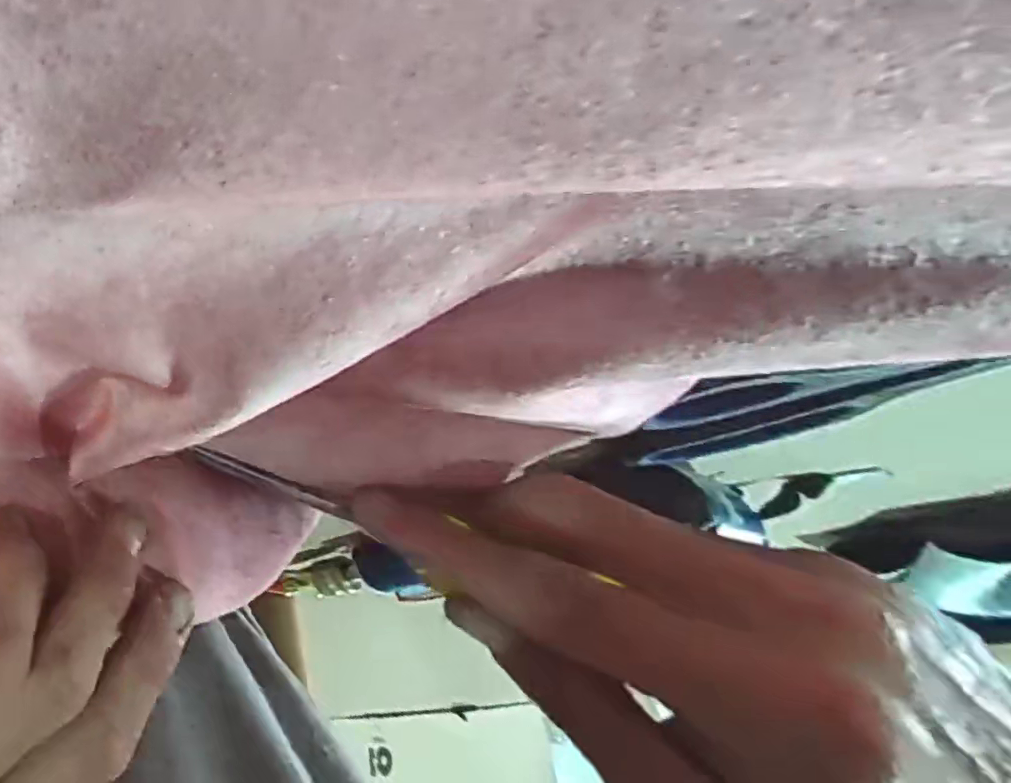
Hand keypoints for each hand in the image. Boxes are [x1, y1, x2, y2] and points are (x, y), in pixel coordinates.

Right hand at [352, 475, 906, 782]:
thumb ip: (575, 700)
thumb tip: (469, 605)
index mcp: (784, 700)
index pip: (568, 595)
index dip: (455, 546)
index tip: (375, 506)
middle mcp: (809, 608)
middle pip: (588, 518)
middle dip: (483, 506)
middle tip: (414, 509)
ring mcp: (829, 573)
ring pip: (626, 518)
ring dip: (540, 527)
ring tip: (491, 551)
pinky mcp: (831, 563)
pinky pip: (677, 539)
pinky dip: (611, 550)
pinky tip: (603, 587)